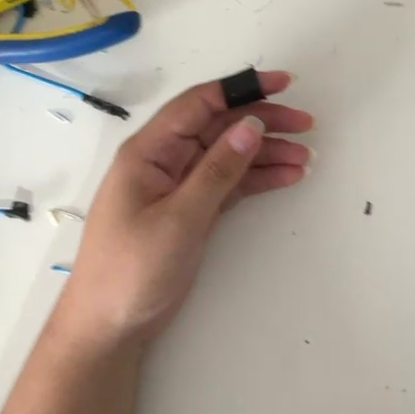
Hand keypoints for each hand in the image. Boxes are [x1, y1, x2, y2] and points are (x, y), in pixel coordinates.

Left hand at [56, 71, 312, 344]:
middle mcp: (165, 160)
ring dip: (267, 153)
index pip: (199, 105)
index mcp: (150, 151)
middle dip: (264, 122)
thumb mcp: (179, 218)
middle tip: (307, 126)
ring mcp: (179, 185)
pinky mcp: (192, 209)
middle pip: (220, 127)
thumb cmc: (132, 270)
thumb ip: (217, 170)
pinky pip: (230, 182)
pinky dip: (258, 178)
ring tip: (306, 157)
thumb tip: (252, 125)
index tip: (283, 85)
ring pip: (230, 155)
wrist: (108, 329)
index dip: (241, 88)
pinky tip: (288, 176)